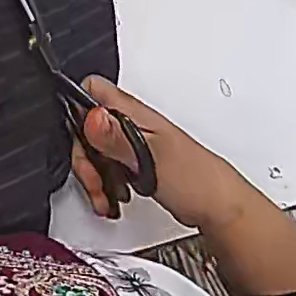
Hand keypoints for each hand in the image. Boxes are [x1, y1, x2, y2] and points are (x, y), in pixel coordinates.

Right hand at [70, 76, 258, 227]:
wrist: (218, 206)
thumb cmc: (195, 178)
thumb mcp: (150, 156)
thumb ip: (116, 137)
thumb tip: (91, 117)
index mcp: (133, 113)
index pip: (91, 90)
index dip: (77, 111)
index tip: (82, 142)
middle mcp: (130, 123)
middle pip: (86, 127)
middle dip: (85, 157)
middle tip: (96, 179)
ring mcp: (132, 142)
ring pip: (94, 149)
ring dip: (94, 176)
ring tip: (106, 195)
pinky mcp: (134, 161)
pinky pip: (107, 166)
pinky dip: (104, 184)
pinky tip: (112, 197)